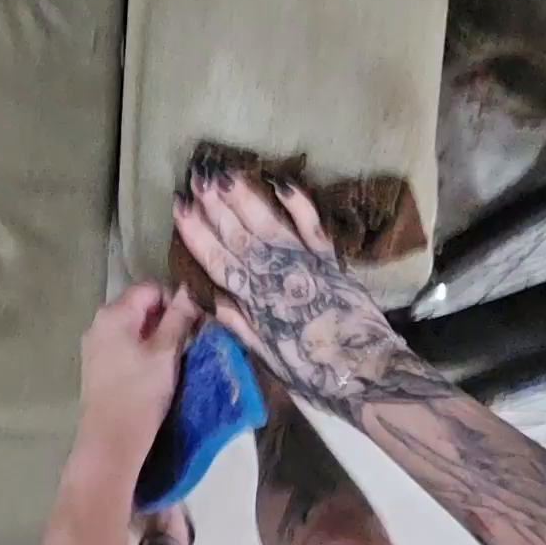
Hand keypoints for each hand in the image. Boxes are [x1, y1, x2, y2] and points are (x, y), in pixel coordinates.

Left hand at [73, 284, 199, 471]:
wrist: (110, 442)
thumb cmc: (140, 393)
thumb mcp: (166, 352)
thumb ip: (178, 317)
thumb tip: (188, 290)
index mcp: (113, 313)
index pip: (150, 289)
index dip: (174, 300)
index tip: (192, 324)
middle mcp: (99, 323)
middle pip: (139, 306)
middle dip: (165, 319)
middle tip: (186, 342)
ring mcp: (94, 345)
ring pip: (133, 328)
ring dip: (155, 337)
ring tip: (173, 359)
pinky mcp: (96, 366)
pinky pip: (123, 345)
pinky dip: (141, 351)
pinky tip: (154, 372)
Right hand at [173, 169, 408, 414]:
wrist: (366, 371)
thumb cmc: (312, 369)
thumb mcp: (267, 355)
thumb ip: (238, 323)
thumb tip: (209, 298)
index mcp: (254, 300)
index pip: (216, 261)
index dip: (196, 233)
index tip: (179, 206)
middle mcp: (273, 275)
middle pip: (237, 235)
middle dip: (214, 204)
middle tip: (197, 176)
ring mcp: (302, 261)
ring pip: (266, 223)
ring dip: (245, 197)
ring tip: (225, 173)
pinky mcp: (329, 257)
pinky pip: (310, 224)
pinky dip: (297, 202)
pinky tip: (280, 181)